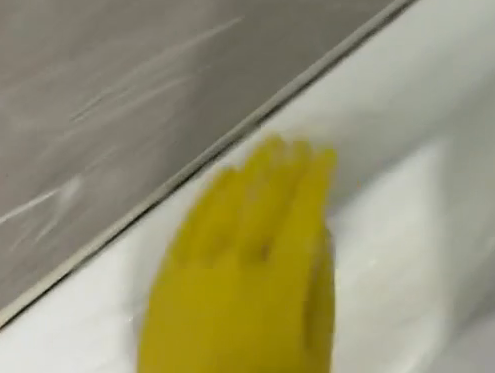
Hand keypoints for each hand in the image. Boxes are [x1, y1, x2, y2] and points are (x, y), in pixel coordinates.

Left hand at [139, 136, 337, 372]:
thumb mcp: (314, 354)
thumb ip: (319, 289)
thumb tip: (321, 232)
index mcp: (280, 283)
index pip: (304, 212)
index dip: (317, 177)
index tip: (326, 153)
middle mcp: (238, 263)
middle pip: (268, 198)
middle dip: (288, 165)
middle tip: (300, 142)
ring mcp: (197, 267)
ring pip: (228, 200)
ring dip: (252, 167)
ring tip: (268, 145)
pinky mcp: (167, 278)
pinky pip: (190, 223)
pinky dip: (210, 194)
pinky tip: (224, 175)